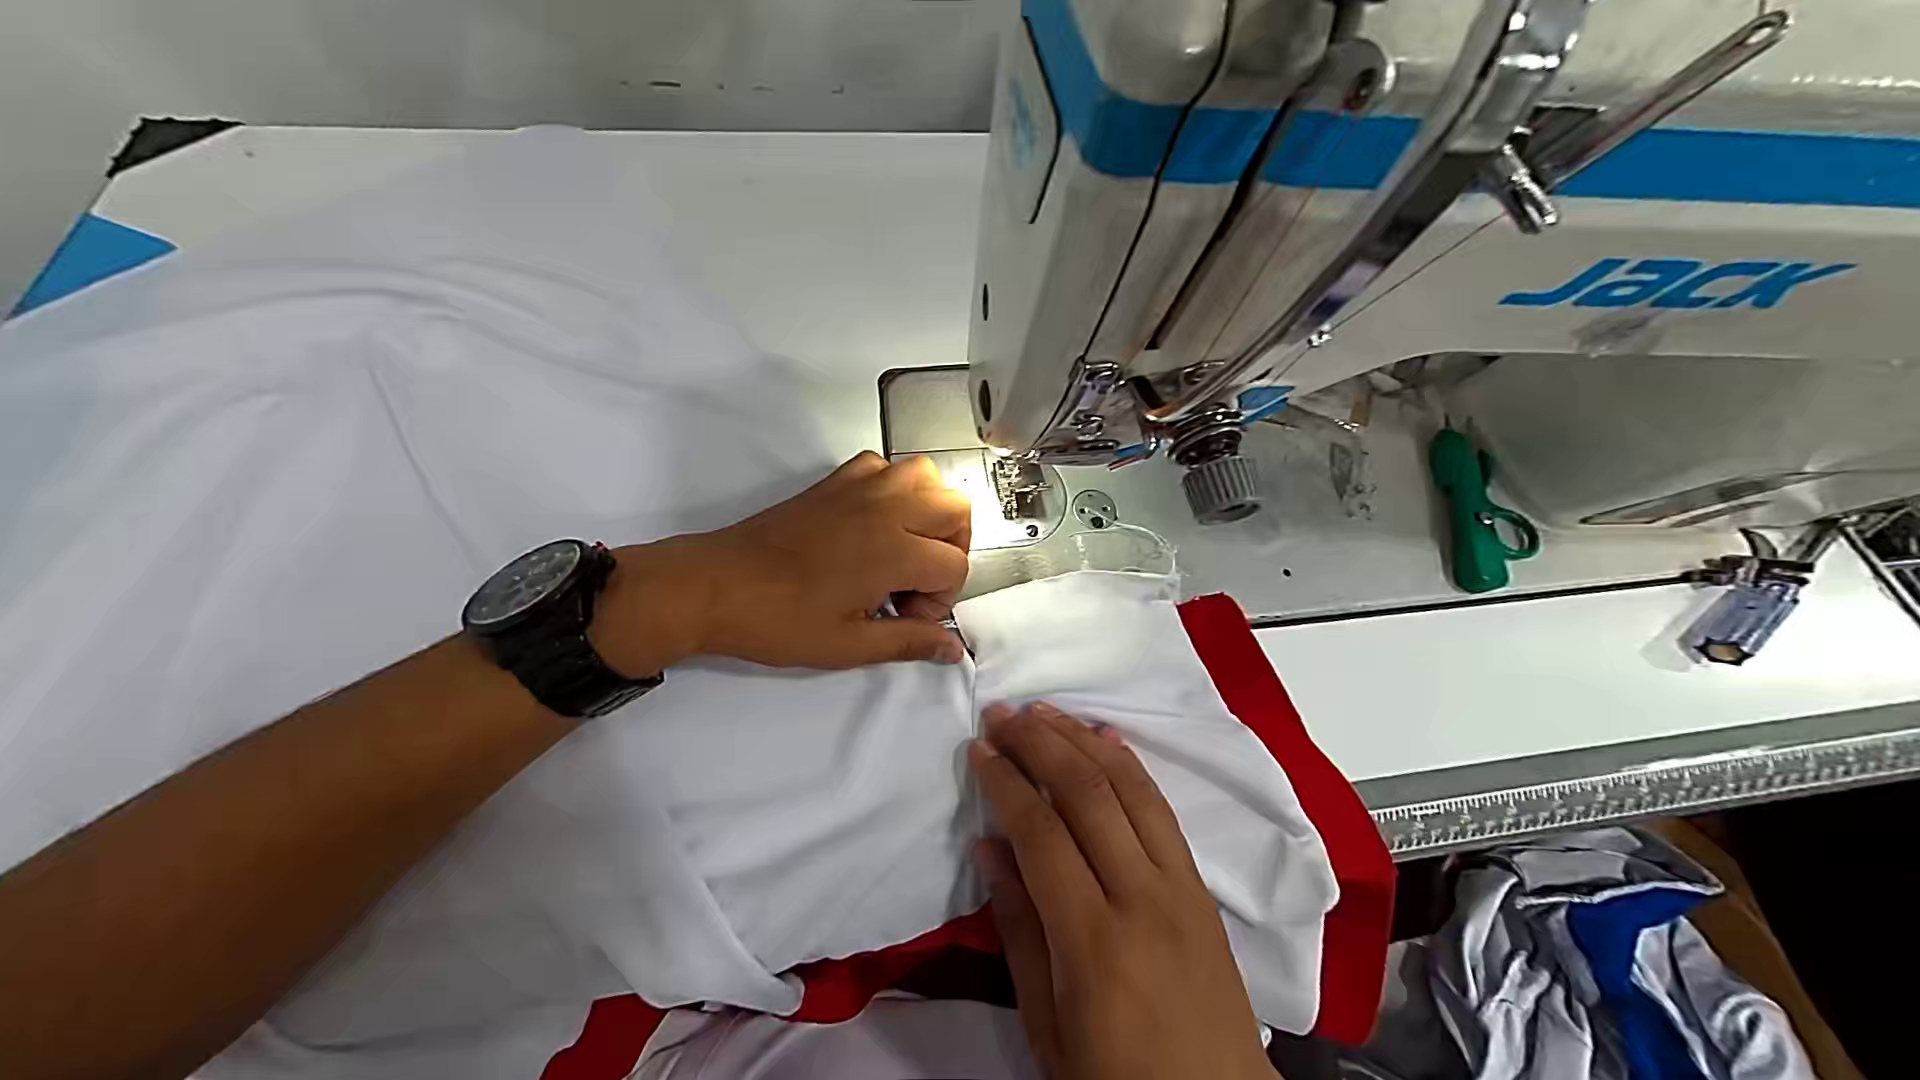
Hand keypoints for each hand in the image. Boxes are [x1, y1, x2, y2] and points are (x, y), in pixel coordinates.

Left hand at [593, 452, 971, 672]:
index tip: (908, 616)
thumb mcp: (847, 644)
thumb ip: (908, 642)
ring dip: (931, 510)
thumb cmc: (776, 618)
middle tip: (920, 580)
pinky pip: (883, 465)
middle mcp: (884, 508)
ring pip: (926, 475)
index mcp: (892, 550)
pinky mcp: (834, 481)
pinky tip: (876, 522)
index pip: (954, 563)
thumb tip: (951, 648)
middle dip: (953, 547)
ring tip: (908, 545)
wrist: (714, 586)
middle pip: (956, 508)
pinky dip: (895, 486)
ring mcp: (859, 488)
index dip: (941, 598)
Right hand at [969, 702, 1279, 1079]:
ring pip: (1128, 787)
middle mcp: (1142, 898)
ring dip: (1082, 740)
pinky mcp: (1202, 886)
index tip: (979, 750)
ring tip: (1044, 713)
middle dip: (1039, 743)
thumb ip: (1017, 929)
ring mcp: (1181, 886)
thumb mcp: (1046, 1025)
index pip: (1041, 833)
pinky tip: (1105, 740)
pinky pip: (1162, 808)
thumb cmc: (1116, 1079)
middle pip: (1086, 793)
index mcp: (1094, 941)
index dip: (1005, 783)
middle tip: (1002, 715)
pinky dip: (1129, 765)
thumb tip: (989, 847)